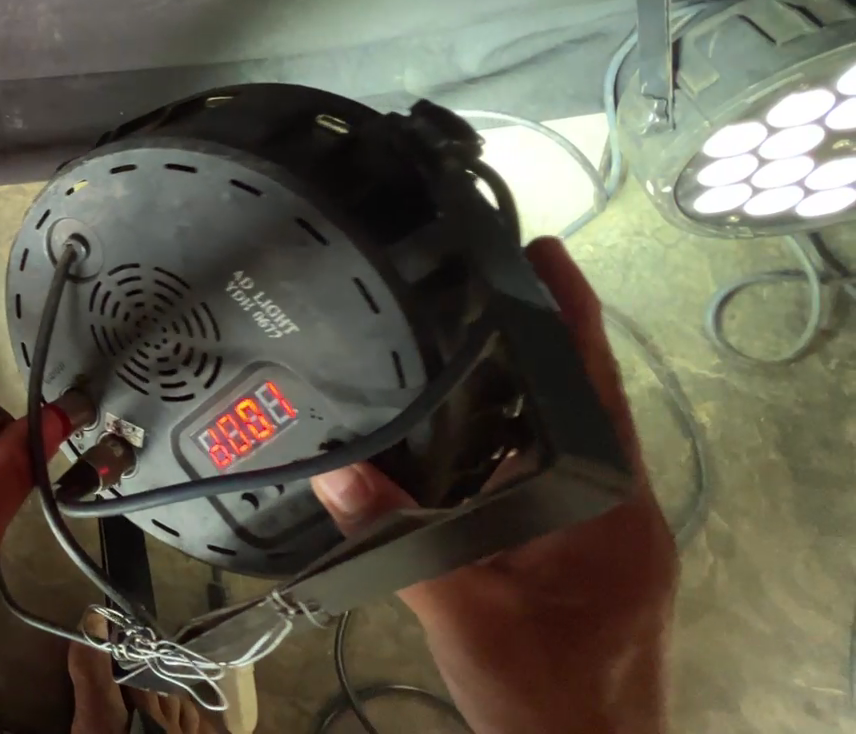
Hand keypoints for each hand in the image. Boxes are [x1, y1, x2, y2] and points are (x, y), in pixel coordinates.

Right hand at [309, 237, 676, 733]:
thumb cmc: (542, 692)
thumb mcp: (462, 614)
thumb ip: (400, 538)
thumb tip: (332, 467)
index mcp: (605, 511)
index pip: (594, 394)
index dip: (574, 321)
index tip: (544, 254)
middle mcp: (612, 507)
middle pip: (579, 400)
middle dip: (537, 334)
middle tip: (474, 277)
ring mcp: (594, 527)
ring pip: (555, 432)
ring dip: (515, 379)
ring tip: (452, 331)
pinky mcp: (568, 544)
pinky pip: (534, 462)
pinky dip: (497, 425)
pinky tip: (448, 418)